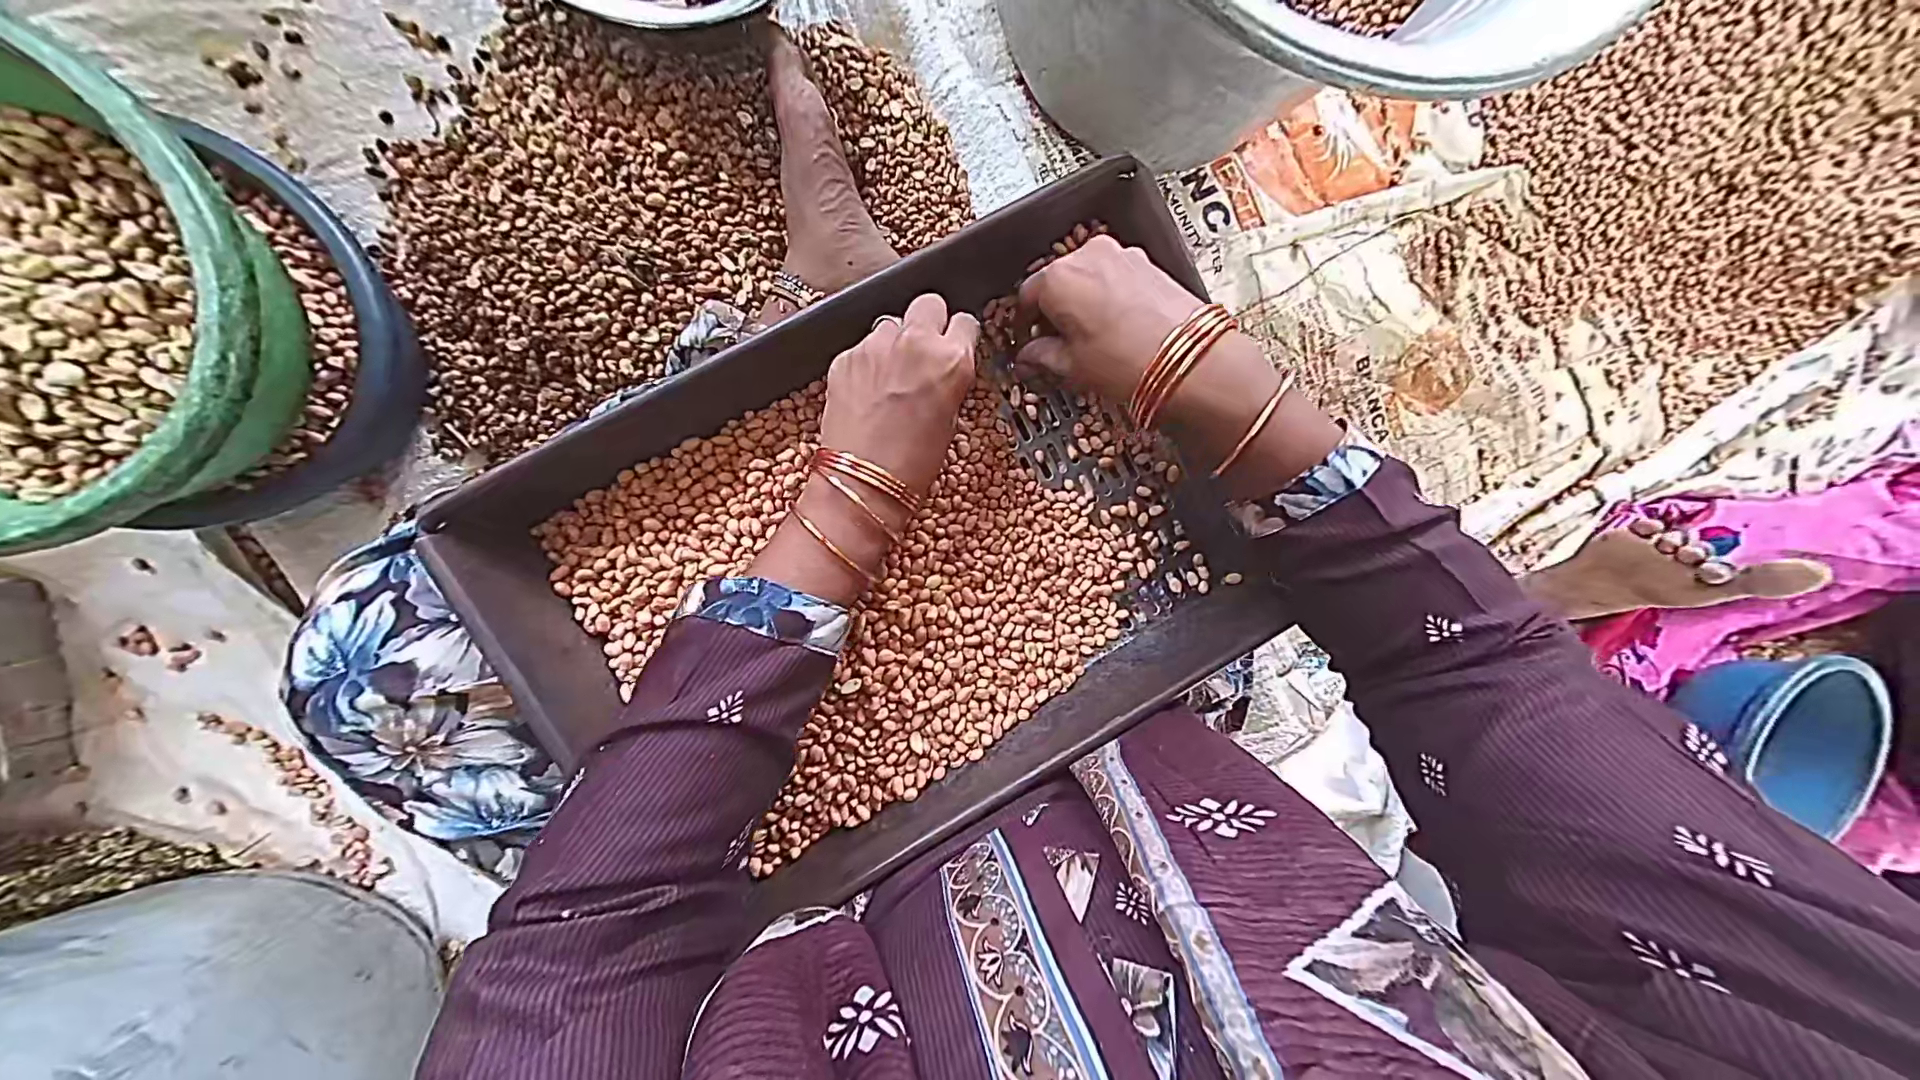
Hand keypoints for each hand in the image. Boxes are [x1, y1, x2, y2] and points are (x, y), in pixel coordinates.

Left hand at [820, 292, 979, 498]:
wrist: (863, 483)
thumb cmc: (912, 465)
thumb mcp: (951, 420)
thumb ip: (950, 379)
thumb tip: (945, 366)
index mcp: (952, 360)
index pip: (966, 322)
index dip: (960, 336)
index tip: (955, 345)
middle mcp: (915, 343)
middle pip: (929, 303)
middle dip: (929, 322)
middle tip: (924, 350)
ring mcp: (875, 346)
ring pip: (891, 322)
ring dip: (895, 340)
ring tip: (892, 376)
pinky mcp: (844, 357)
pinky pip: (862, 346)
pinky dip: (867, 361)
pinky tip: (868, 390)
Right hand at [1012, 235, 1207, 410]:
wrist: (1191, 360)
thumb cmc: (1132, 361)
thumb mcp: (1072, 366)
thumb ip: (1041, 356)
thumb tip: (1031, 355)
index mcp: (1058, 277)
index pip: (1025, 297)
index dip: (1024, 324)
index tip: (1029, 342)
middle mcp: (1088, 256)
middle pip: (1056, 282)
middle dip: (1054, 312)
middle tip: (1057, 345)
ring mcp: (1121, 256)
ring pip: (1086, 279)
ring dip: (1081, 305)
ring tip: (1090, 342)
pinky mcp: (1147, 263)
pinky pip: (1113, 278)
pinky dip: (1107, 300)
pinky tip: (1114, 330)